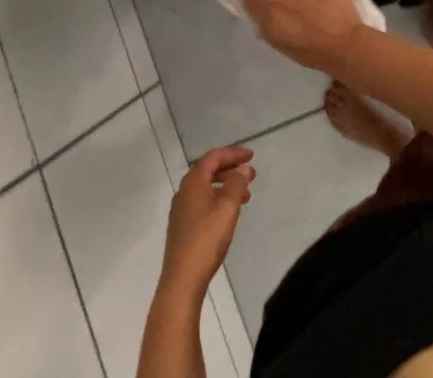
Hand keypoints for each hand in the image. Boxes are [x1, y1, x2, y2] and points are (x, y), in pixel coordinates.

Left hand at [160, 147, 255, 295]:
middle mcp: (184, 191)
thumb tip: (242, 169)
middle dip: (230, 168)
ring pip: (206, 187)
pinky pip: (202, 201)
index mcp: (193, 182)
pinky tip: (228, 211)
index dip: (233, 153)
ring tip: (245, 194)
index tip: (251, 156)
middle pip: (208, 170)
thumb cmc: (207, 239)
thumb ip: (237, 184)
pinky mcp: (182, 225)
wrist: (182, 277)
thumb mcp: (228, 208)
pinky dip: (218, 198)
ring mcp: (181, 209)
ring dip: (226, 185)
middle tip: (251, 174)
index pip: (213, 157)